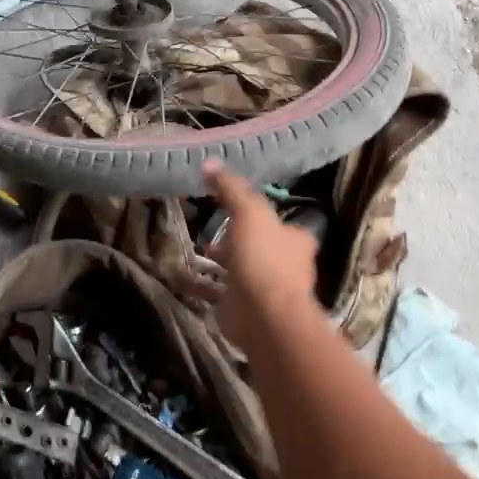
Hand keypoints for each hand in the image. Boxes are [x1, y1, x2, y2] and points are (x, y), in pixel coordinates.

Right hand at [203, 160, 320, 350]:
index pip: (285, 225)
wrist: (263, 315)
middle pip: (263, 247)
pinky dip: (202, 284)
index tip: (242, 210)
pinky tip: (183, 276)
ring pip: (242, 270)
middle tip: (215, 229)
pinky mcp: (244, 307)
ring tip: (200, 250)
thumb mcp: (248, 212)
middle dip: (240, 240)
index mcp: (295, 242)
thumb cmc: (263, 258)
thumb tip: (209, 163)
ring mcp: (266, 290)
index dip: (267, 217)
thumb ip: (231, 188)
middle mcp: (286, 266)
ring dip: (223, 262)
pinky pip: (220, 291)